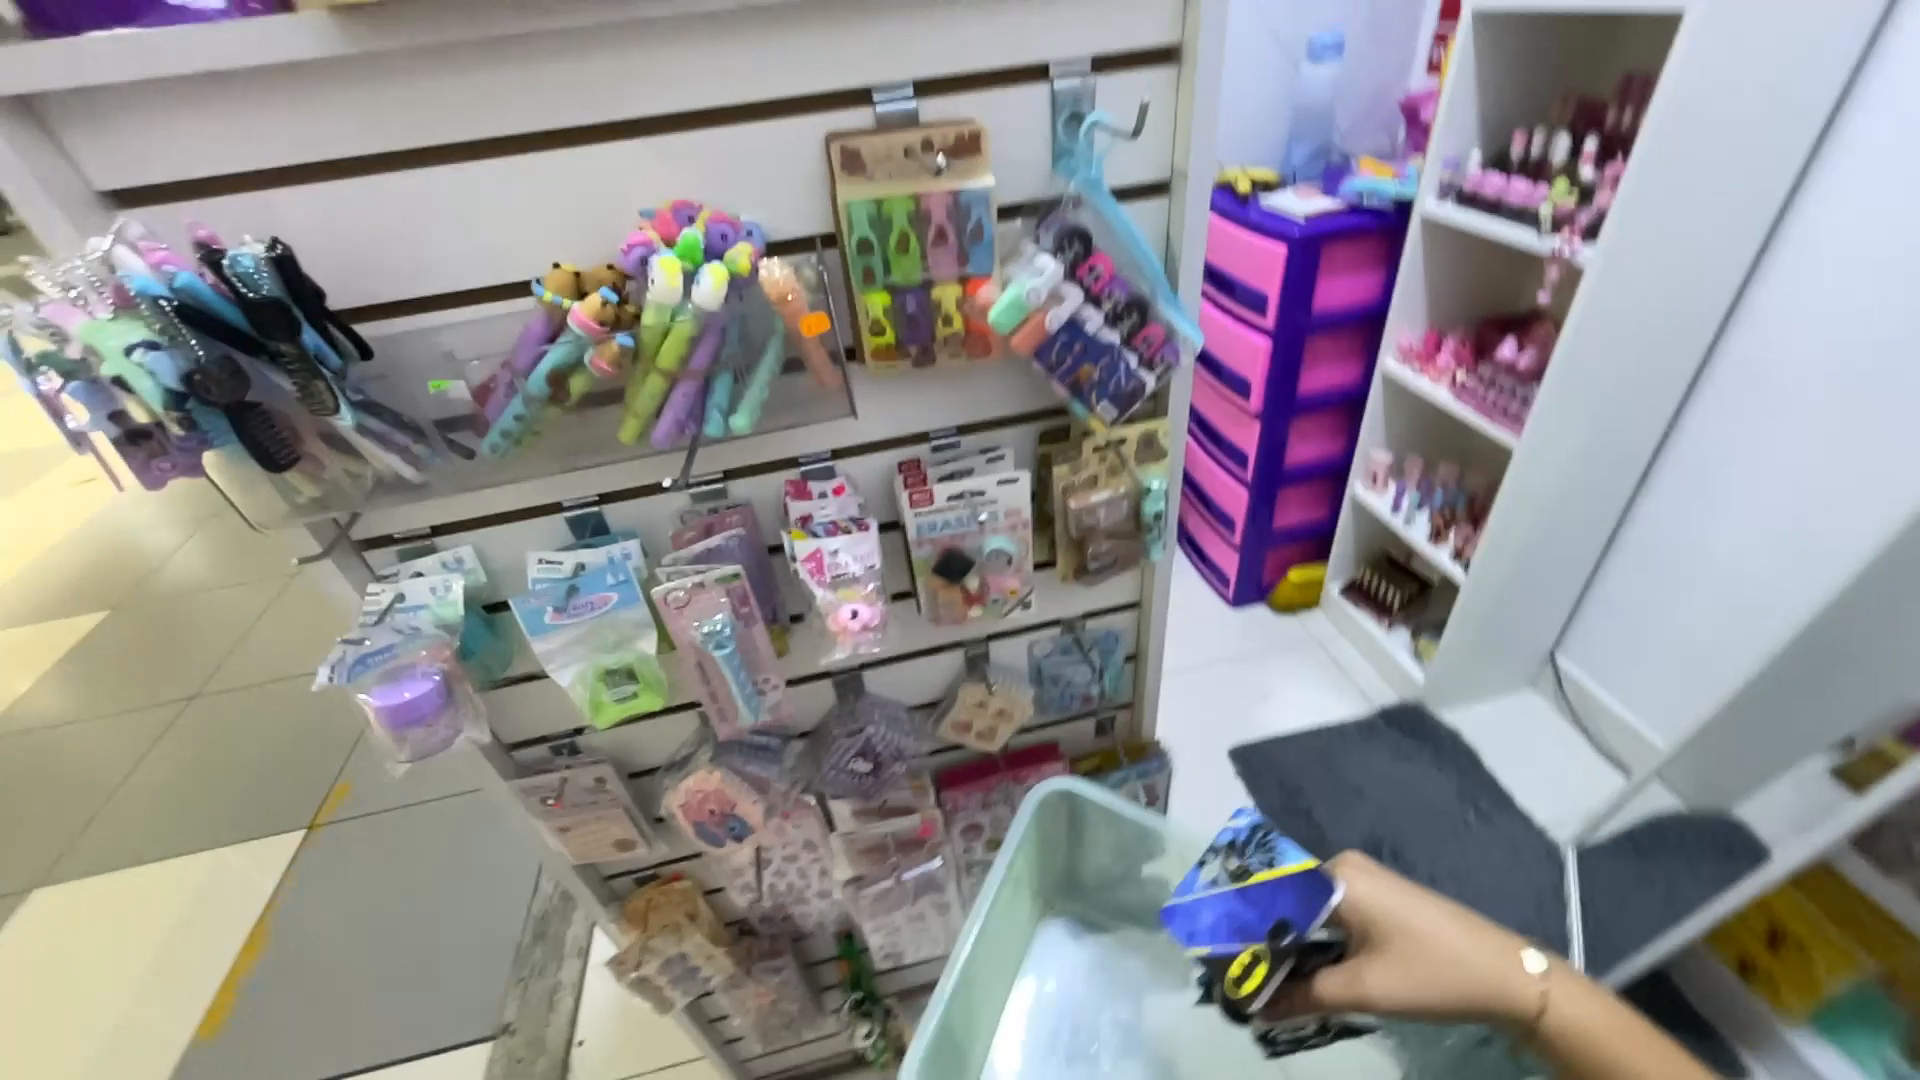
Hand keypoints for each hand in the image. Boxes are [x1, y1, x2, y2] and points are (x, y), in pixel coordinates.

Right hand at [1265, 851, 1546, 1025]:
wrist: (1512, 977)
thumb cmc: (1432, 973)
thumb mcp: (1363, 989)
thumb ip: (1303, 995)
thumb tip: (1253, 1010)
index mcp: (1334, 875)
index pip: (1270, 896)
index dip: (1244, 930)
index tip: (1224, 962)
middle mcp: (1341, 867)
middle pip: (1287, 902)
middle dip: (1265, 940)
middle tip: (1244, 976)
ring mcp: (1362, 880)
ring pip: (1307, 910)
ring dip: (1290, 944)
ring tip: (1268, 977)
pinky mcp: (1378, 898)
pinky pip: (1329, 914)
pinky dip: (1314, 940)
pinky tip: (1305, 969)